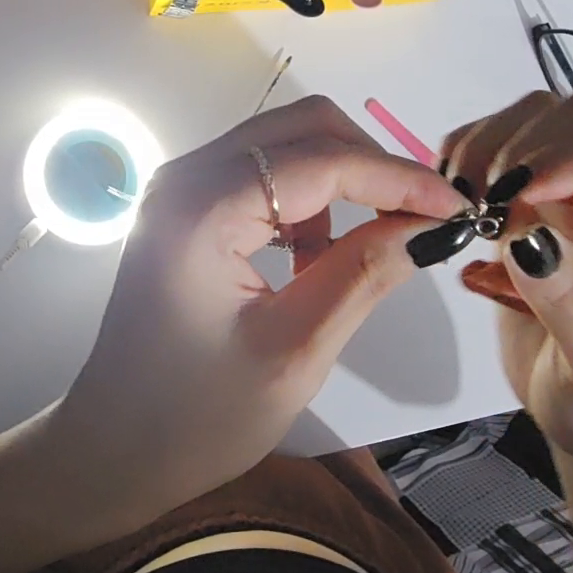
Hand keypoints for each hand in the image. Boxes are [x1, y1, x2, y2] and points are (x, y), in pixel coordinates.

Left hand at [50, 96, 463, 522]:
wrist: (115, 445)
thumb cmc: (199, 416)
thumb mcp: (296, 351)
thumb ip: (364, 274)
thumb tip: (430, 223)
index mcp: (202, 208)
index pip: (321, 160)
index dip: (397, 177)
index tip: (457, 209)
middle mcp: (185, 175)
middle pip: (301, 127)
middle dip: (369, 164)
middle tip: (417, 220)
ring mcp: (179, 185)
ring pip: (283, 143)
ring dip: (338, 179)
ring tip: (361, 249)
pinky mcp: (184, 204)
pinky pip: (260, 172)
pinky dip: (304, 197)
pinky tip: (312, 254)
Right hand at [439, 88, 572, 465]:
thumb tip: (526, 237)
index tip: (525, 192)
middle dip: (532, 144)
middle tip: (491, 201)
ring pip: (538, 116)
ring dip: (491, 146)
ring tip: (468, 205)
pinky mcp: (524, 201)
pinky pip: (492, 141)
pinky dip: (463, 154)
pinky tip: (454, 199)